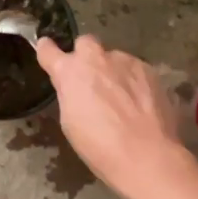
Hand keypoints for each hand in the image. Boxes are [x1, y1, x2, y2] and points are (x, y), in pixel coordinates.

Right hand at [35, 35, 191, 198]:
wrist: (146, 155)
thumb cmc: (98, 145)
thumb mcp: (70, 121)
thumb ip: (70, 94)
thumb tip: (76, 87)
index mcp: (70, 72)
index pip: (48, 50)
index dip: (47, 51)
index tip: (48, 52)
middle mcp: (96, 58)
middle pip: (85, 43)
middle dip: (86, 56)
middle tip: (91, 79)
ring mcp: (126, 62)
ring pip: (114, 59)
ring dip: (113, 72)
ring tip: (123, 100)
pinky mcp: (150, 70)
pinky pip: (135, 70)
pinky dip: (134, 82)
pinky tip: (140, 104)